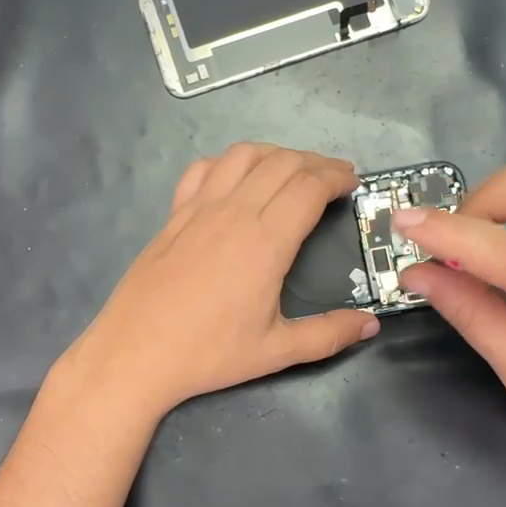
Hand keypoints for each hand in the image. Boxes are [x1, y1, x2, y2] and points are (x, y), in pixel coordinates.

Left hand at [57, 144, 380, 416]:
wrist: (135, 353)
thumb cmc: (208, 353)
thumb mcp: (276, 351)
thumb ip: (328, 335)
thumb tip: (370, 326)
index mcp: (265, 241)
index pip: (309, 185)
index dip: (337, 176)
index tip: (353, 183)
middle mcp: (233, 212)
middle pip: (282, 162)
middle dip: (316, 162)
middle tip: (334, 178)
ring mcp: (198, 209)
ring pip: (242, 156)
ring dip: (275, 153)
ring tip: (292, 170)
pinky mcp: (173, 216)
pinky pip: (203, 170)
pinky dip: (228, 162)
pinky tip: (236, 178)